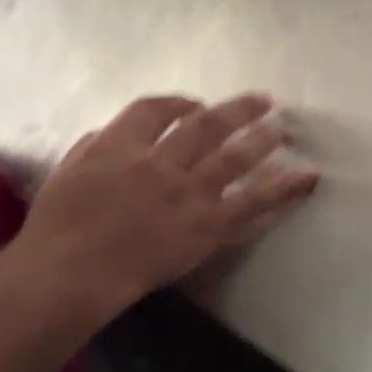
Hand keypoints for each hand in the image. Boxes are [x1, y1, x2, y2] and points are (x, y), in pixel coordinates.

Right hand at [15, 94, 318, 315]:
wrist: (76, 270)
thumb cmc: (62, 227)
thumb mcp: (67, 175)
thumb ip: (95, 150)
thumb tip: (115, 133)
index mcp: (116, 149)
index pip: (153, 110)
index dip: (181, 103)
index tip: (200, 104)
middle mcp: (158, 164)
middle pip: (206, 126)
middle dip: (240, 109)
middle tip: (266, 101)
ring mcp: (191, 192)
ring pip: (236, 156)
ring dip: (264, 138)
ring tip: (285, 129)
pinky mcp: (214, 221)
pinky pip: (258, 199)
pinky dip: (287, 186)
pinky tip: (309, 177)